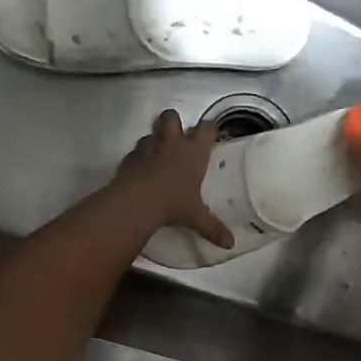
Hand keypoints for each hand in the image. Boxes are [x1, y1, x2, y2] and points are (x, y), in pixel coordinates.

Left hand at [114, 109, 234, 248]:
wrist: (136, 203)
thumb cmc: (173, 204)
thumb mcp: (196, 217)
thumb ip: (213, 228)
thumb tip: (230, 244)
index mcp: (193, 152)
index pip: (207, 129)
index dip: (210, 129)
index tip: (212, 136)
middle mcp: (172, 143)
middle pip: (172, 116)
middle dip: (175, 122)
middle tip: (178, 139)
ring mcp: (148, 147)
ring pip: (152, 132)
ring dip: (155, 140)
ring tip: (159, 156)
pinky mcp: (130, 157)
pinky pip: (136, 151)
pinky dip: (140, 157)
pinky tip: (142, 171)